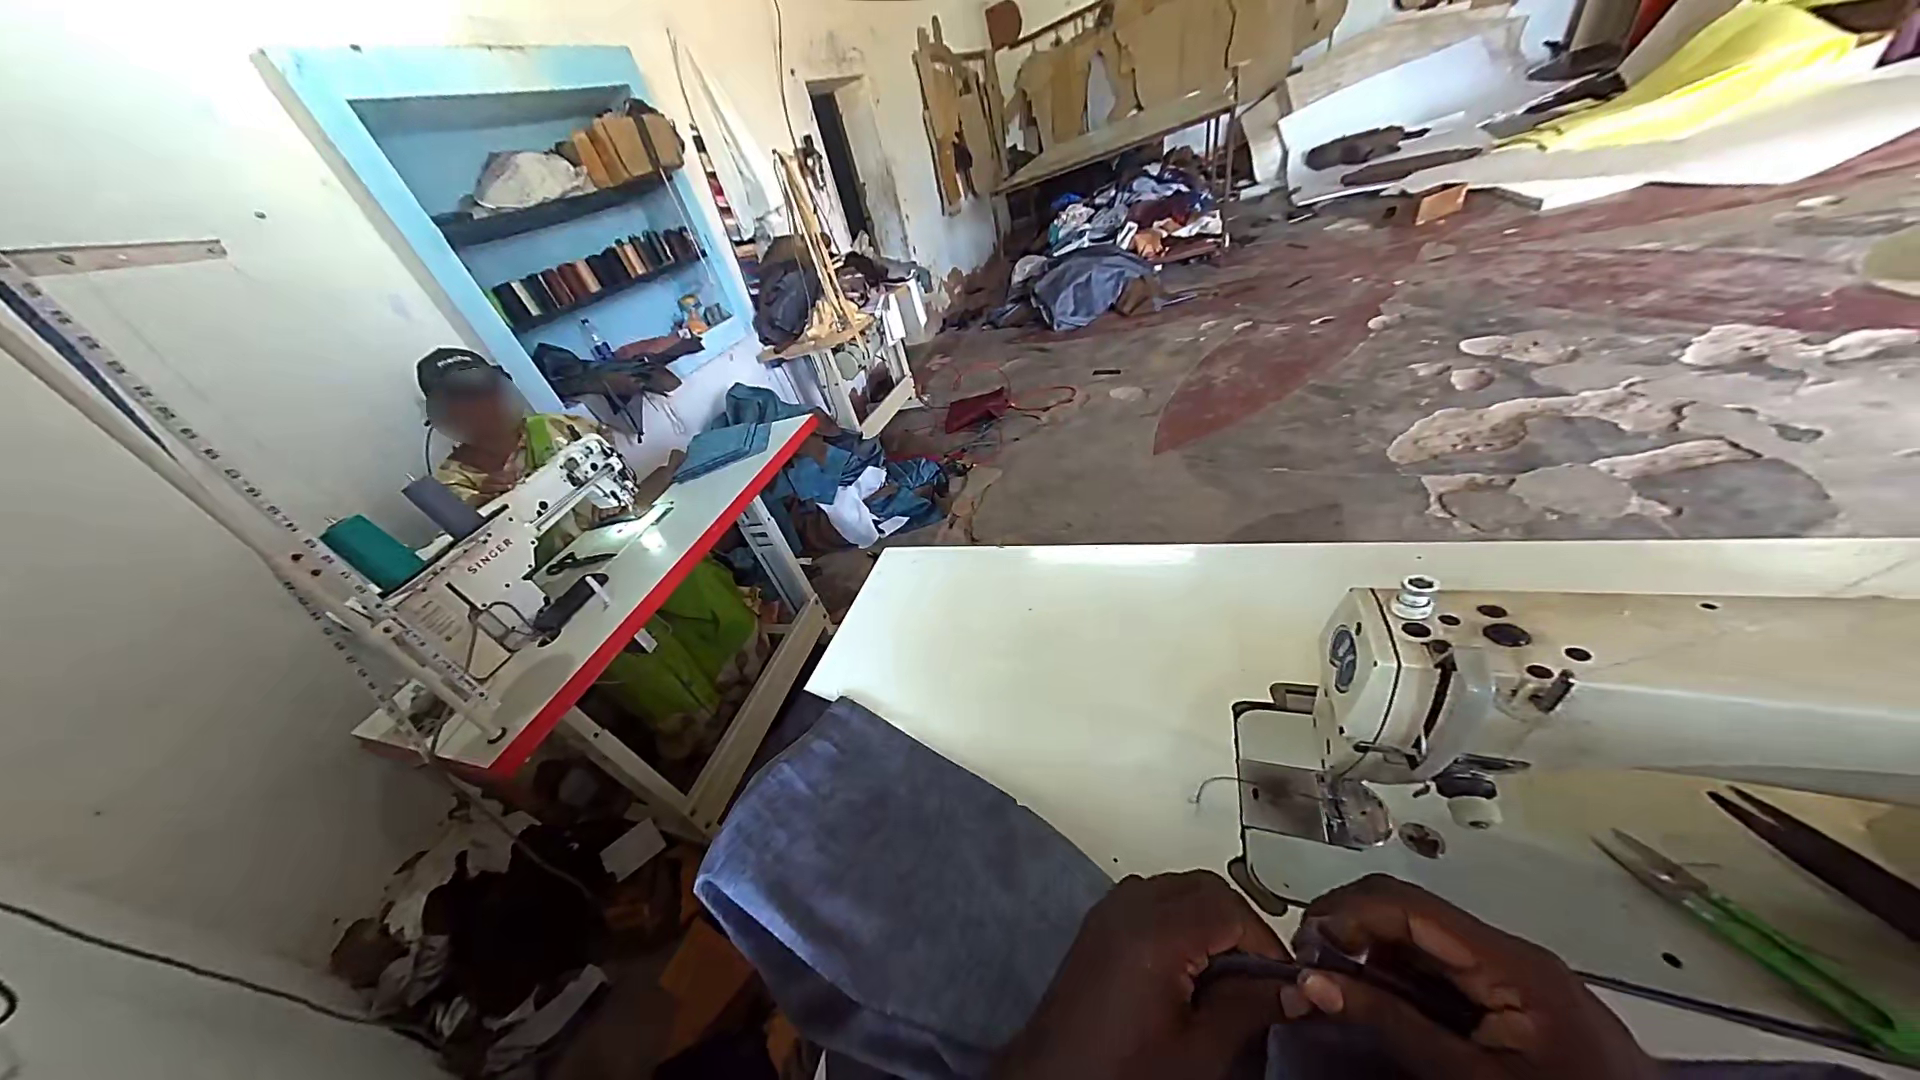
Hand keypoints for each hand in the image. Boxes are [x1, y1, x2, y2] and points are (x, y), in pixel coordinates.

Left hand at [992, 870, 1286, 1079]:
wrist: (1058, 1077)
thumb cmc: (1122, 1071)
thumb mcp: (1200, 1051)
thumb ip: (1247, 1008)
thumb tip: (1292, 990)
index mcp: (1155, 932)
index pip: (1227, 906)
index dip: (1265, 940)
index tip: (1283, 978)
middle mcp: (1128, 906)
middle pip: (1202, 886)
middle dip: (1239, 923)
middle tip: (1261, 975)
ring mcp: (1110, 909)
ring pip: (1176, 886)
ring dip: (1208, 915)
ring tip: (1227, 972)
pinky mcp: (1099, 921)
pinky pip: (1149, 896)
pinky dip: (1177, 915)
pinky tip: (1188, 962)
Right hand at [1283, 874, 1656, 1079]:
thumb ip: (1393, 1026)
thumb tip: (1312, 982)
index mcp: (1510, 963)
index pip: (1406, 903)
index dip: (1346, 912)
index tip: (1306, 945)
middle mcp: (1509, 954)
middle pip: (1408, 908)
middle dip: (1350, 925)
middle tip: (1313, 963)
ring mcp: (1511, 974)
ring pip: (1416, 933)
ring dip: (1368, 950)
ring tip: (1339, 987)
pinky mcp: (1510, 997)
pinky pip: (1436, 965)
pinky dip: (1396, 975)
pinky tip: (1378, 1002)